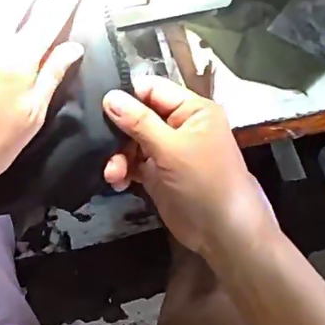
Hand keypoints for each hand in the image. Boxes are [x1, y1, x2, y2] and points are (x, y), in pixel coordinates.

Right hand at [102, 75, 276, 261]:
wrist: (223, 234)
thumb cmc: (205, 183)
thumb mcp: (171, 149)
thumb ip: (139, 121)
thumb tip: (109, 96)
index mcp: (191, 110)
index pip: (152, 89)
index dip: (127, 97)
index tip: (101, 108)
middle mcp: (179, 125)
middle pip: (137, 115)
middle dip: (119, 132)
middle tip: (102, 145)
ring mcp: (167, 150)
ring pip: (130, 141)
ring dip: (118, 156)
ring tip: (113, 173)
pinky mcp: (157, 173)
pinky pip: (132, 163)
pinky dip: (122, 170)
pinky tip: (117, 182)